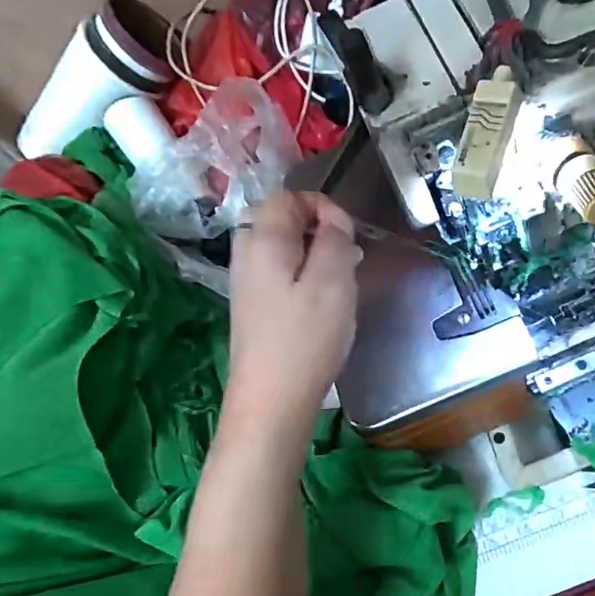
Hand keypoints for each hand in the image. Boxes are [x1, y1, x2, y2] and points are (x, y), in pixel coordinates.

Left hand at [225, 190, 362, 435]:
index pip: (287, 196)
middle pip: (280, 221)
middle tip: (348, 258)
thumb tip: (334, 218)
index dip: (322, 205)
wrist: (271, 399)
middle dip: (318, 231)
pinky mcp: (251, 308)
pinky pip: (277, 274)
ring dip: (313, 256)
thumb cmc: (306, 339)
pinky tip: (321, 305)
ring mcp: (245, 283)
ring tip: (341, 282)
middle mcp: (246, 254)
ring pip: (280, 249)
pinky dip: (301, 277)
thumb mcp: (333, 282)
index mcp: (263, 239)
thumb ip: (336, 240)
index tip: (349, 233)